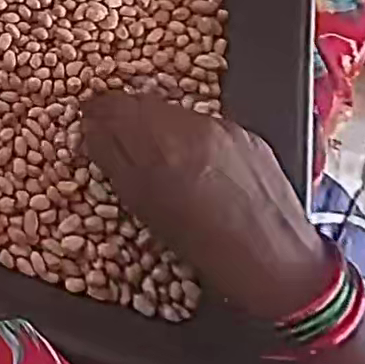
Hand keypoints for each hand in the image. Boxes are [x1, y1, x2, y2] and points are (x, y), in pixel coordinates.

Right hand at [75, 94, 330, 321]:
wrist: (274, 261)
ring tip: (156, 152)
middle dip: (125, 114)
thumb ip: (110, 155)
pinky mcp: (247, 135)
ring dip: (157, 123)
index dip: (96, 109)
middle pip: (142, 101)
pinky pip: (204, 124)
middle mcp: (190, 125)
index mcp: (157, 142)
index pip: (113, 104)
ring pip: (173, 111)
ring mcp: (222, 127)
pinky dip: (189, 135)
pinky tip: (193, 162)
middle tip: (117, 134)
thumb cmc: (197, 239)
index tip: (90, 118)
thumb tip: (91, 127)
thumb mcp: (138, 201)